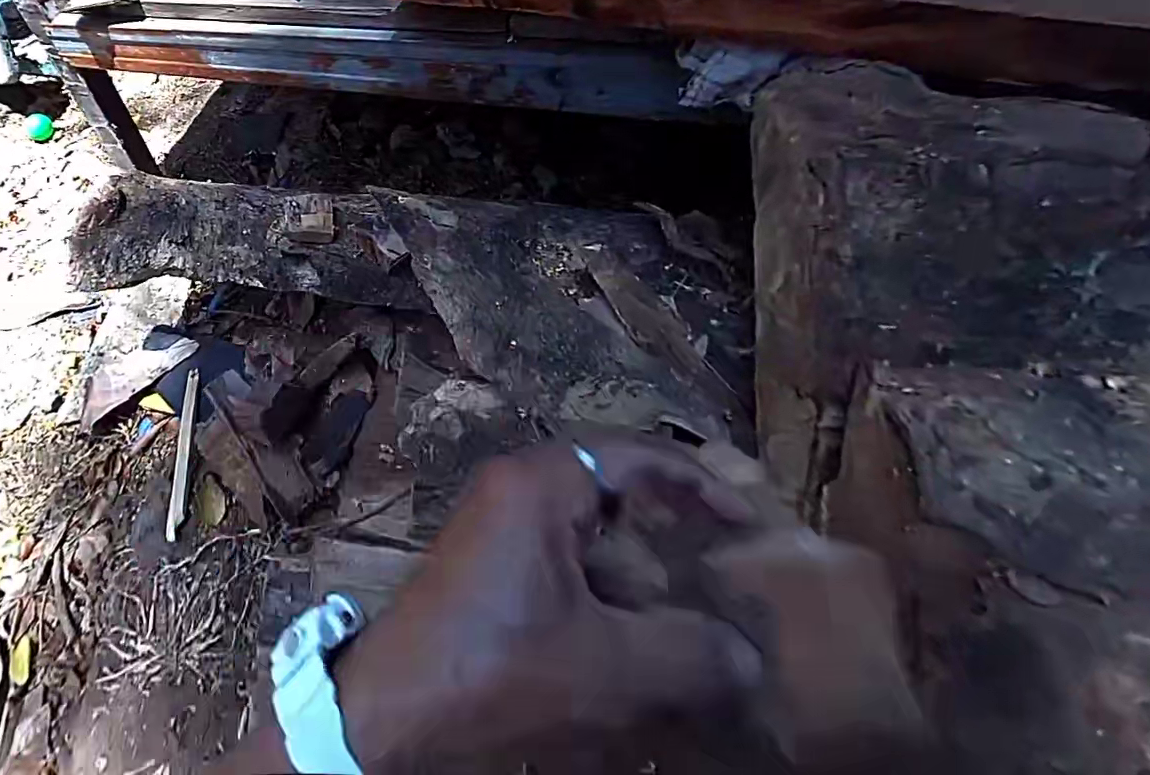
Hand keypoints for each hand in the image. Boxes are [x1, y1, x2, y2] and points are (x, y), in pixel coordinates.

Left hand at [329, 437, 762, 770]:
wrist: (402, 696)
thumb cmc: (502, 665)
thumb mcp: (612, 665)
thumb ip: (693, 652)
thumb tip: (746, 651)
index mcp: (536, 483)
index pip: (629, 453)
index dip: (695, 479)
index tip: (745, 519)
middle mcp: (511, 483)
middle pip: (605, 479)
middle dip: (665, 516)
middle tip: (718, 555)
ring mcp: (493, 514)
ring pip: (582, 516)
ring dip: (632, 552)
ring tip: (680, 598)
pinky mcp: (486, 549)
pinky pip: (556, 543)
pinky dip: (598, 571)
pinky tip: (625, 619)